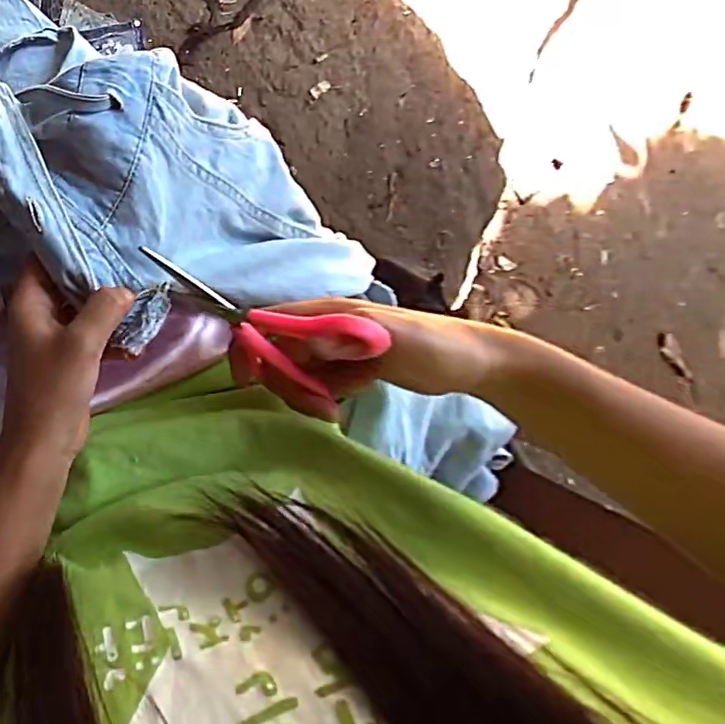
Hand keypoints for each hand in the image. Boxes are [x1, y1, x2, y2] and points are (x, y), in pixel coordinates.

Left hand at [0, 260, 134, 465]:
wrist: (45, 444)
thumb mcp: (82, 342)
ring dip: (109, 308)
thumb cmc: (54, 388)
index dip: (66, 244)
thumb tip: (124, 289)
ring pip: (82, 309)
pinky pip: (91, 334)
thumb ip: (104, 308)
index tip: (99, 233)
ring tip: (140, 302)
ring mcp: (53, 337)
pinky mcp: (68, 357)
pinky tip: (135, 343)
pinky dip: (111, 335)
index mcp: (28, 303)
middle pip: (66, 281)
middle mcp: (37, 315)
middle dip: (97, 275)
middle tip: (129, 263)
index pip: (41, 259)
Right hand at [247, 299, 513, 418]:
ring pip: (292, 372)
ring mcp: (330, 349)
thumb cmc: (436, 345)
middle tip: (317, 406)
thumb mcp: (392, 339)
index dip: (251, 346)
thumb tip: (302, 339)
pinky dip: (317, 398)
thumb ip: (347, 336)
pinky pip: (312, 383)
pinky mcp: (341, 368)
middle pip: (275, 353)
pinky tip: (337, 407)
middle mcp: (320, 327)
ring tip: (332, 410)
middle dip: (284, 382)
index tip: (254, 380)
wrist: (473, 363)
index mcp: (326, 312)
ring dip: (301, 395)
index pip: (267, 321)